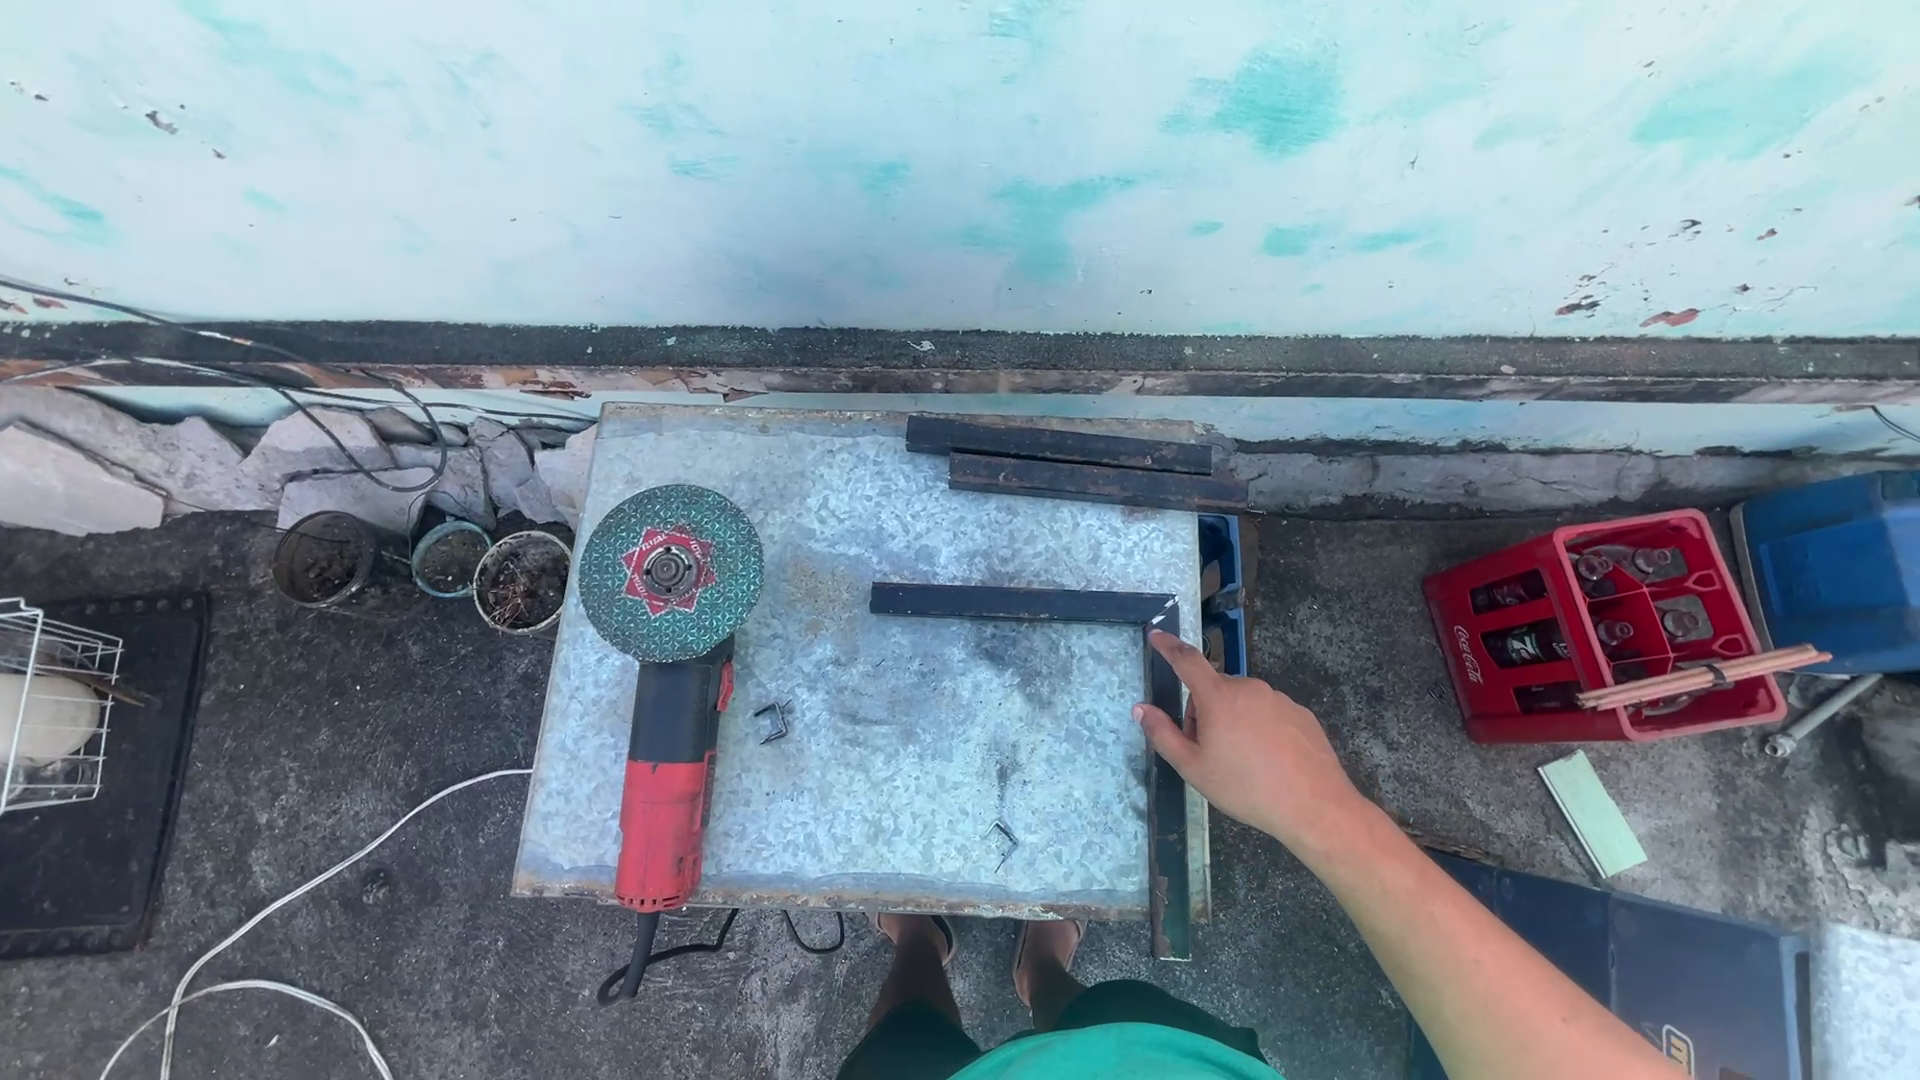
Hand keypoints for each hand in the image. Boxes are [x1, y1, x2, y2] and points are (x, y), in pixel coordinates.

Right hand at [1135, 629, 1370, 848]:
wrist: (1315, 807)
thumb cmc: (1246, 787)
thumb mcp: (1193, 768)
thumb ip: (1162, 734)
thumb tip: (1141, 708)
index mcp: (1218, 697)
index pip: (1187, 660)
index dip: (1168, 645)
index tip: (1156, 634)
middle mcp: (1248, 688)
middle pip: (1213, 690)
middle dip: (1203, 713)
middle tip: (1208, 753)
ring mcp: (1278, 699)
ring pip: (1241, 702)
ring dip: (1231, 720)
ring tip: (1243, 762)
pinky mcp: (1300, 714)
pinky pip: (1267, 712)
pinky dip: (1259, 728)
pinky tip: (1269, 761)